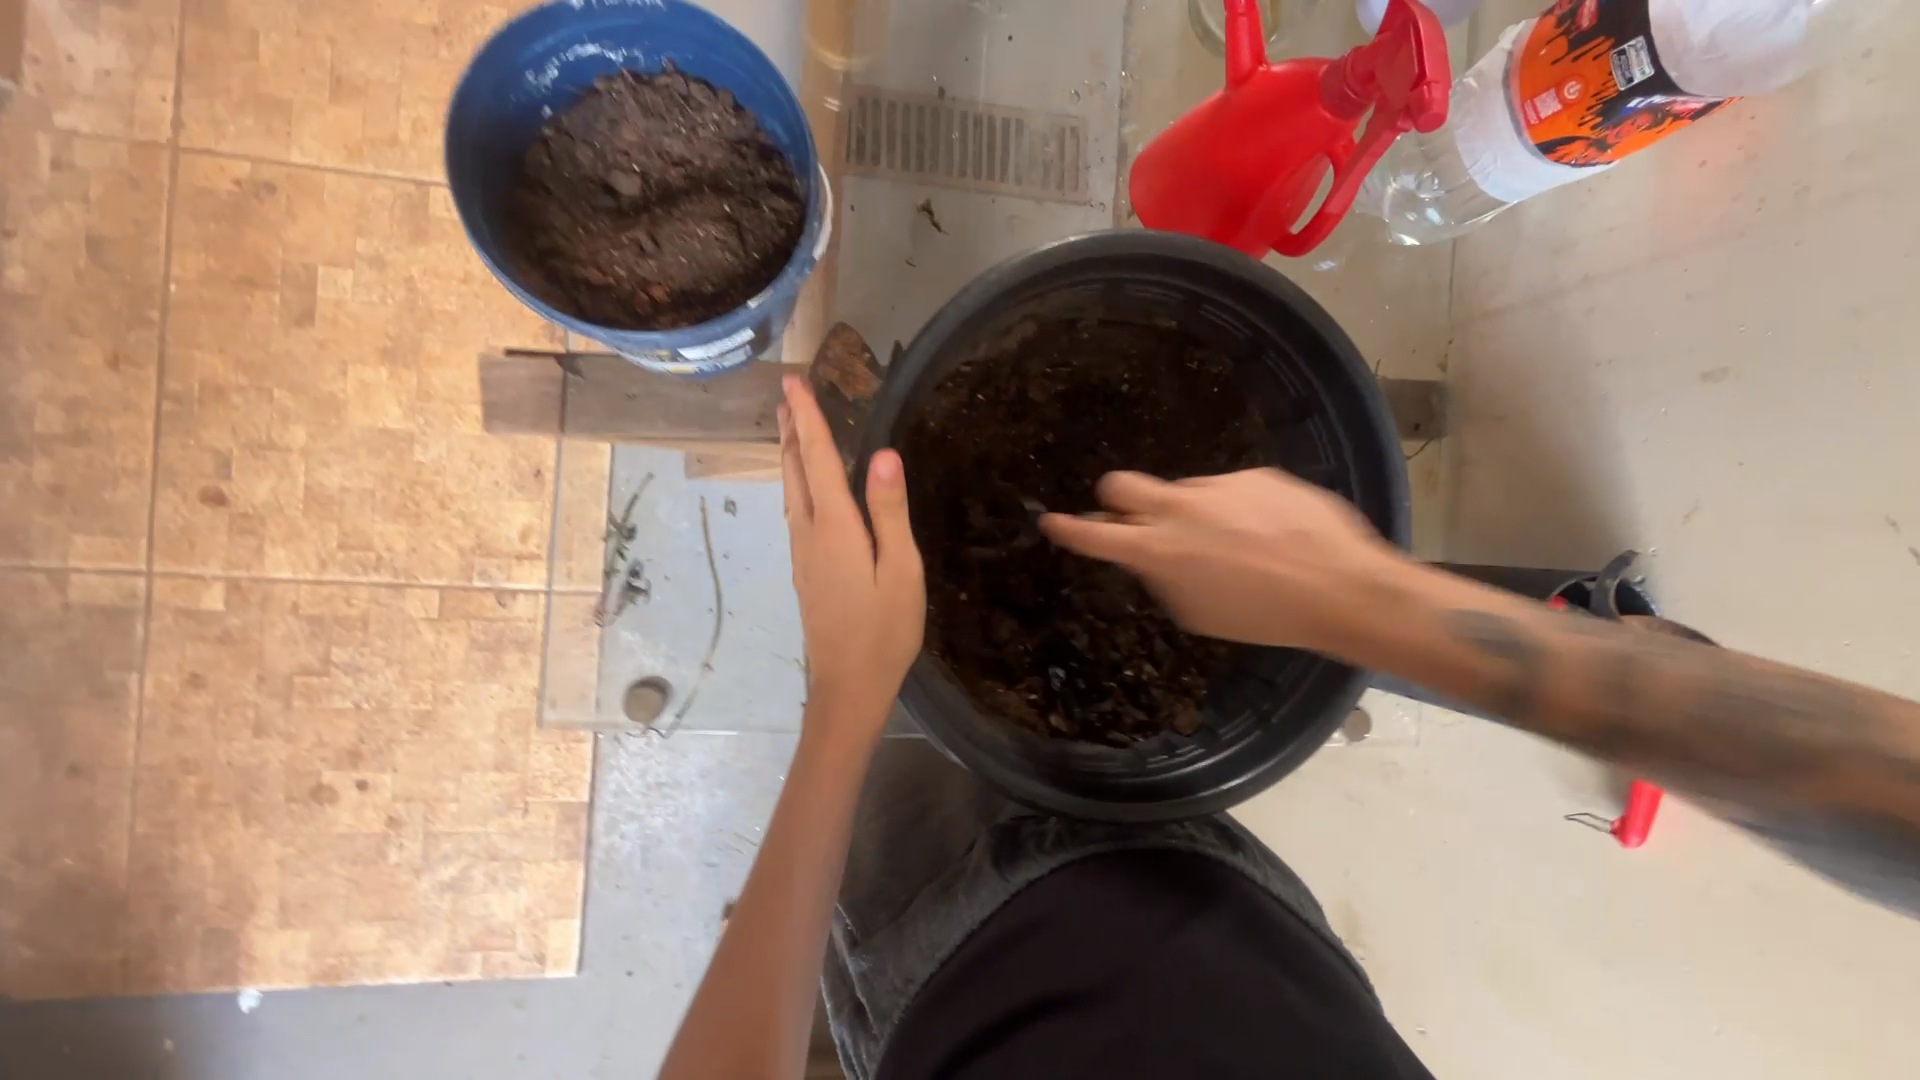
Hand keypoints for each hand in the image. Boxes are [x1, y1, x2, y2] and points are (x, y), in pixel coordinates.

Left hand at [779, 375, 925, 737]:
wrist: (848, 686)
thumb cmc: (884, 631)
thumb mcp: (901, 570)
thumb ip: (889, 512)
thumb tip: (883, 455)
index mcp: (835, 527)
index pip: (818, 459)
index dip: (809, 419)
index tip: (795, 382)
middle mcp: (810, 534)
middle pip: (796, 471)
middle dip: (793, 430)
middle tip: (789, 394)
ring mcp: (803, 554)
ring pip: (792, 491)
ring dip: (792, 455)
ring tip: (794, 428)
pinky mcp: (806, 571)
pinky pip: (797, 511)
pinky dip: (799, 483)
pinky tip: (806, 487)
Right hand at [1039, 469, 1398, 649]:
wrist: (1342, 588)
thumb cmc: (1265, 616)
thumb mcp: (1197, 613)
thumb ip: (1161, 578)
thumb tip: (1148, 560)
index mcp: (1158, 549)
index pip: (1094, 533)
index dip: (1067, 528)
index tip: (1051, 521)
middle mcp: (1179, 509)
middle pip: (1119, 483)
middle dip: (1113, 498)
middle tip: (1130, 517)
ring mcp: (1218, 487)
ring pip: (1182, 492)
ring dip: (1190, 514)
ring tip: (1234, 544)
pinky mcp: (1254, 475)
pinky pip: (1228, 490)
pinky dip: (1234, 510)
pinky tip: (1267, 534)